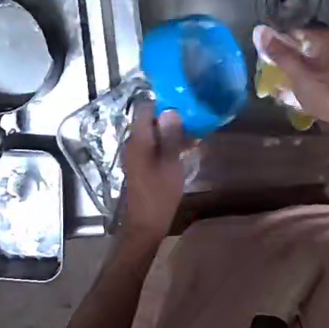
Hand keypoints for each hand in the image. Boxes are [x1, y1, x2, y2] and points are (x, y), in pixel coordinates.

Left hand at [117, 101, 186, 242]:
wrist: (146, 224)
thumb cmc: (160, 193)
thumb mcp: (170, 163)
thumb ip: (170, 136)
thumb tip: (170, 110)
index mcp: (138, 140)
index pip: (145, 109)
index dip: (163, 103)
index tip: (183, 103)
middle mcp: (133, 144)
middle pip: (150, 122)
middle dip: (171, 118)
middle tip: (194, 120)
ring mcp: (136, 156)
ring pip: (154, 135)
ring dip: (172, 133)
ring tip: (195, 136)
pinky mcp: (141, 166)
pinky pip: (154, 147)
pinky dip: (168, 145)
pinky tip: (186, 150)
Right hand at [253, 24, 328, 143]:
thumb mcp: (300, 75)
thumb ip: (279, 53)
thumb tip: (259, 30)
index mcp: (327, 40)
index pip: (293, 33)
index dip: (276, 45)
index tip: (264, 62)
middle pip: (299, 50)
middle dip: (282, 64)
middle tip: (268, 79)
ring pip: (305, 67)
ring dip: (290, 78)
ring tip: (278, 93)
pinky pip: (314, 80)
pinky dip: (302, 87)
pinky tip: (292, 100)